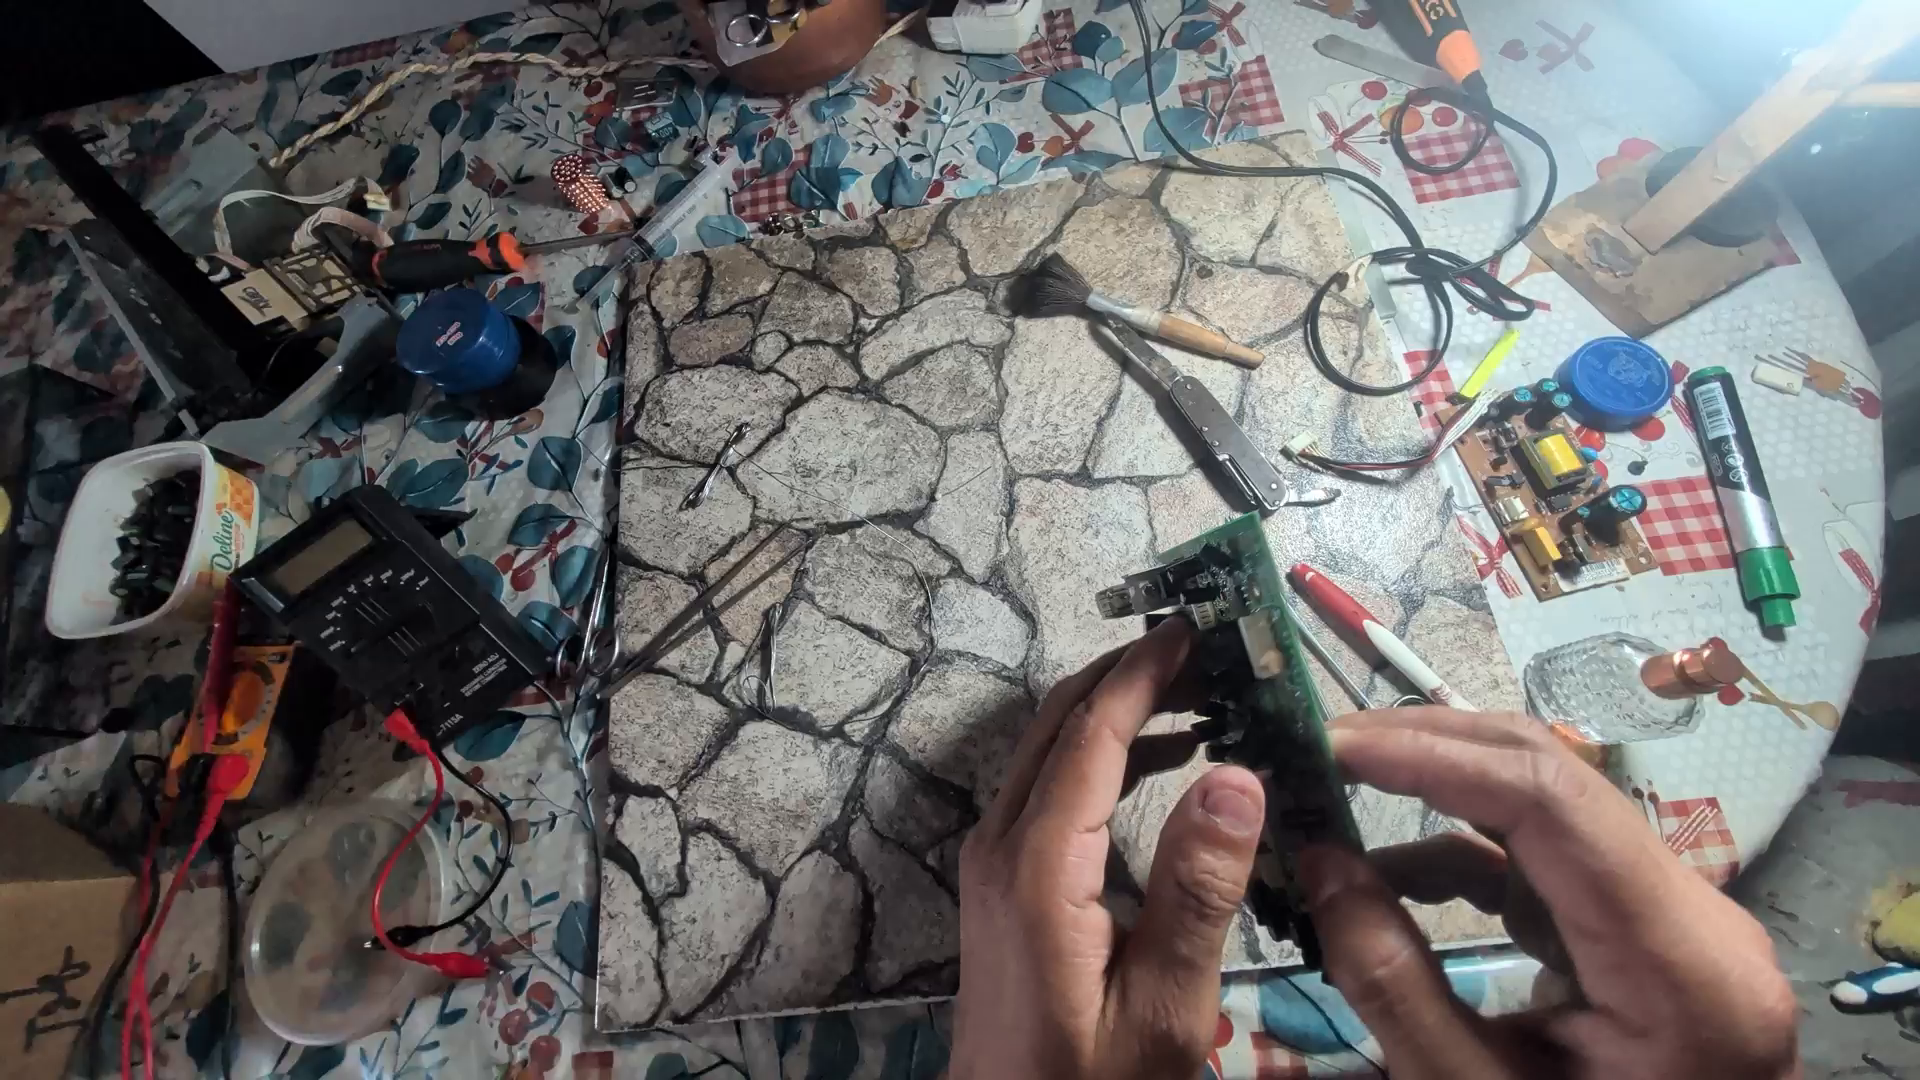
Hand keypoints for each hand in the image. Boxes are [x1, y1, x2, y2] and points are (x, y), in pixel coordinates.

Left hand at [950, 618, 1265, 1079]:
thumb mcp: (1162, 1006)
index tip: (1187, 627)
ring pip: (1053, 747)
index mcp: (1036, 860)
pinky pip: (1051, 783)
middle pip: (1061, 722)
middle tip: (1203, 653)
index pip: (1091, 732)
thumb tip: (1237, 776)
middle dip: (1128, 676)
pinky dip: (1104, 755)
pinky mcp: (1002, 867)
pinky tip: (1161, 759)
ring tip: (1197, 697)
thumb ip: (1197, 891)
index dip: (1140, 673)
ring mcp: (994, 849)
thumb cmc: (1089, 1079)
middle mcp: (1001, 835)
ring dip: (1117, 710)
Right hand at [1300, 707, 1797, 1078]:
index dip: (1430, 756)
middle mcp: (1684, 910)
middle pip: (1539, 770)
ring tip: (1329, 783)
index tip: (1328, 748)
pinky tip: (1376, 869)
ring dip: (1419, 777)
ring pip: (1526, 789)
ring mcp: (1651, 904)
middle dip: (1413, 743)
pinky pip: (1518, 844)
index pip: (1549, 800)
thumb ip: (1392, 984)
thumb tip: (1318, 857)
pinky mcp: (1612, 913)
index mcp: (1681, 966)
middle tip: (1314, 747)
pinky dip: (1436, 841)